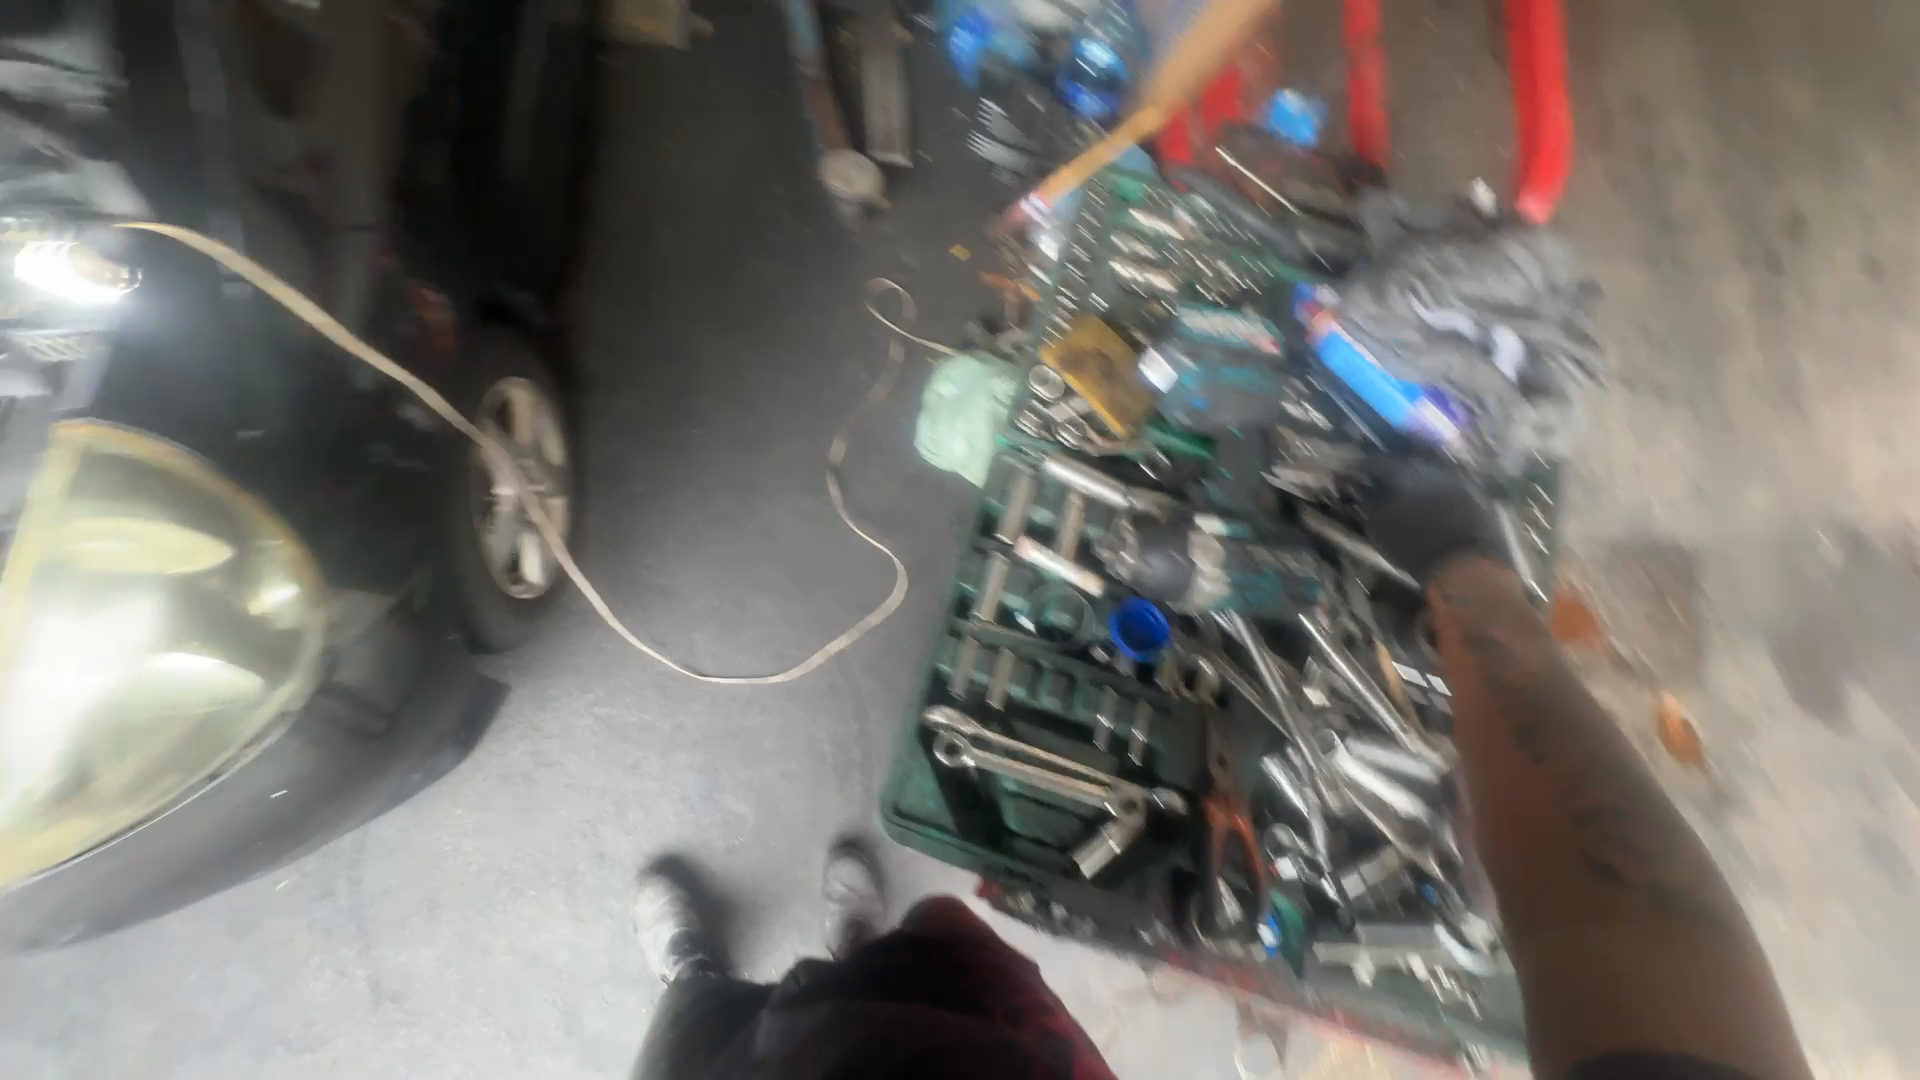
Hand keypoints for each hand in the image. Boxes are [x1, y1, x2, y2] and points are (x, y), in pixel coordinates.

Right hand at [1355, 458, 1504, 586]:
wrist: (1464, 565)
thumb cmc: (1413, 546)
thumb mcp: (1378, 526)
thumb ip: (1367, 500)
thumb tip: (1356, 485)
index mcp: (1403, 472)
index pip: (1375, 461)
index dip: (1359, 468)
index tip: (1350, 477)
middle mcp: (1431, 467)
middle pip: (1404, 461)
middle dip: (1389, 470)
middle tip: (1378, 482)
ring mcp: (1457, 478)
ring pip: (1428, 471)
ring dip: (1414, 479)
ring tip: (1403, 492)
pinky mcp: (1475, 492)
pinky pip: (1448, 483)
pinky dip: (1434, 489)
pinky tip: (1429, 502)